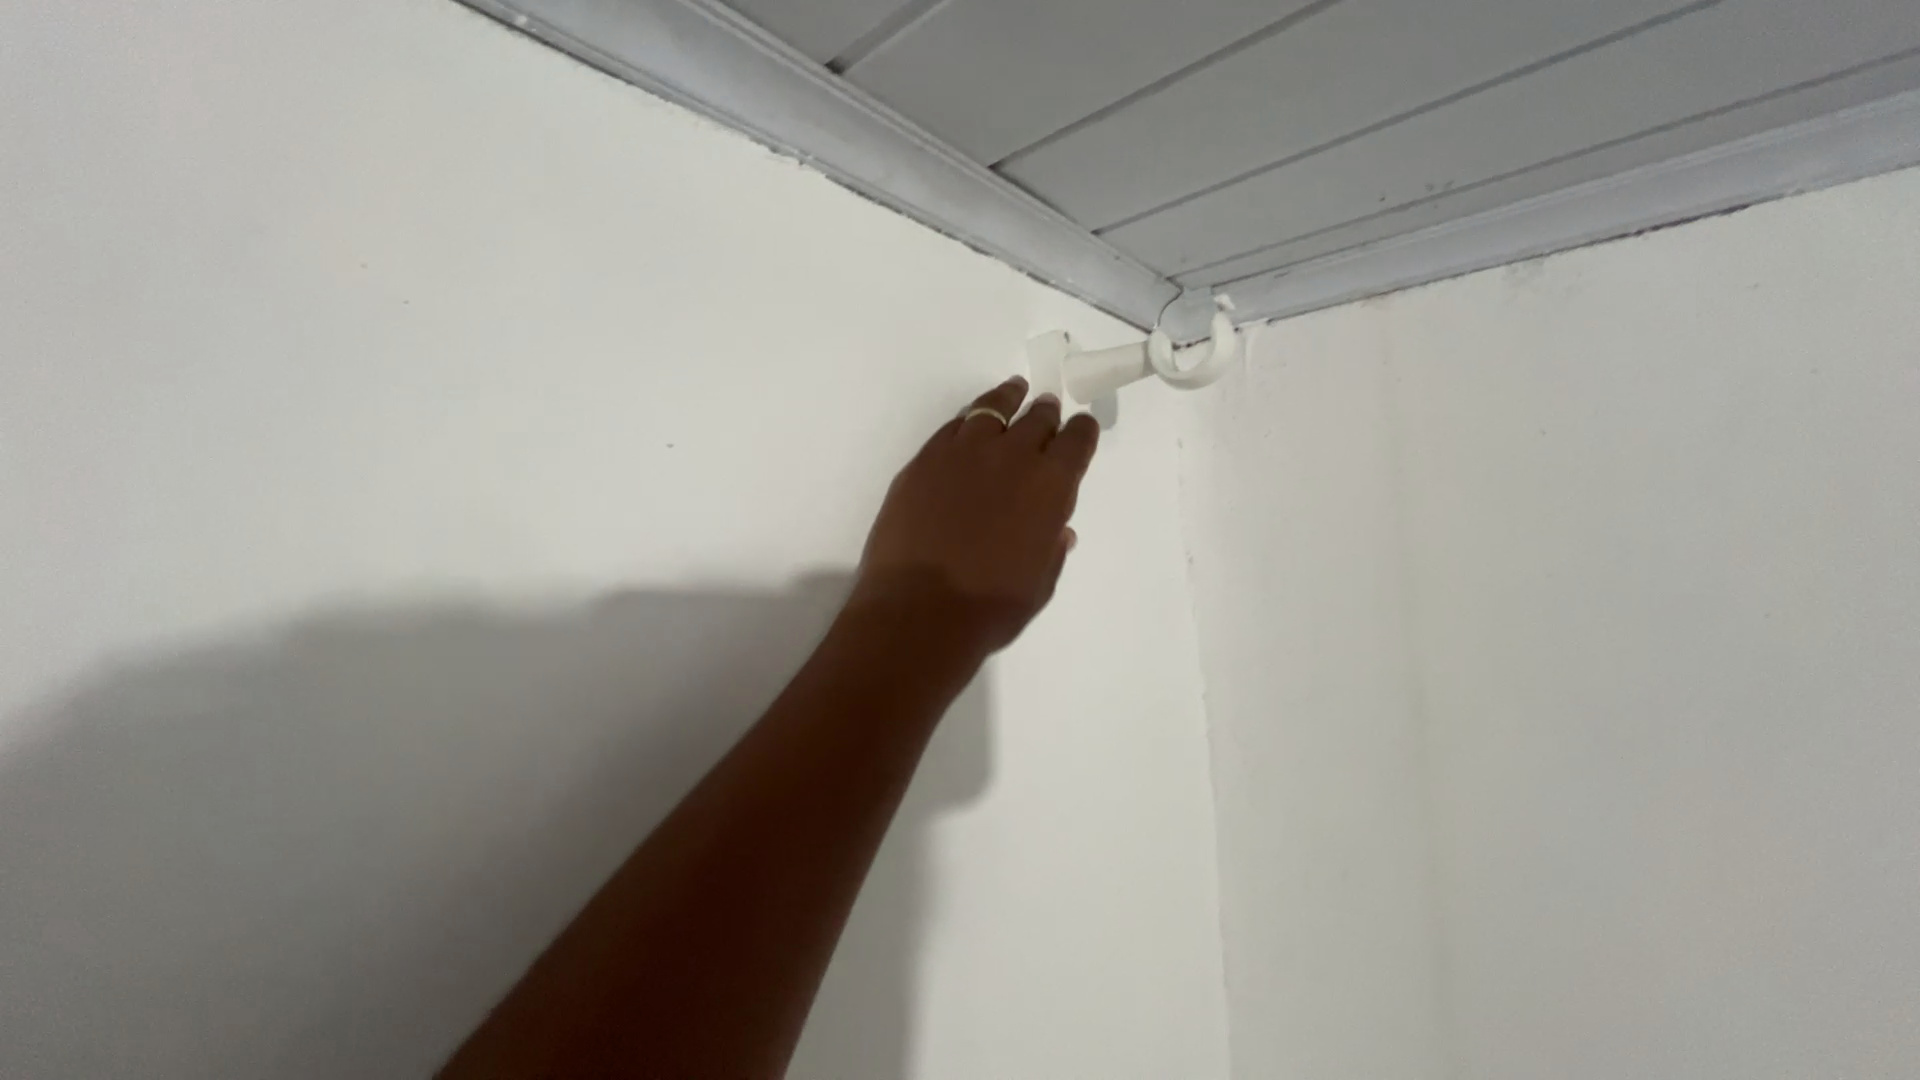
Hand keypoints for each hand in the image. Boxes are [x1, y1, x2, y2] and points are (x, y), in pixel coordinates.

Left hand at [851, 376, 1099, 654]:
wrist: (919, 611)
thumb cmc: (989, 608)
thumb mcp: (1038, 584)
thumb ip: (1050, 550)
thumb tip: (1057, 531)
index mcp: (1050, 485)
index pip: (1076, 441)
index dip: (1081, 432)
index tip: (1080, 429)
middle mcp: (1011, 457)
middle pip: (1036, 419)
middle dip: (1045, 413)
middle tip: (1046, 408)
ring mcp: (962, 453)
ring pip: (990, 409)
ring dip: (1006, 400)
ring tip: (1012, 392)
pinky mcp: (923, 462)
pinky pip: (951, 427)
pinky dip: (967, 421)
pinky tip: (968, 425)